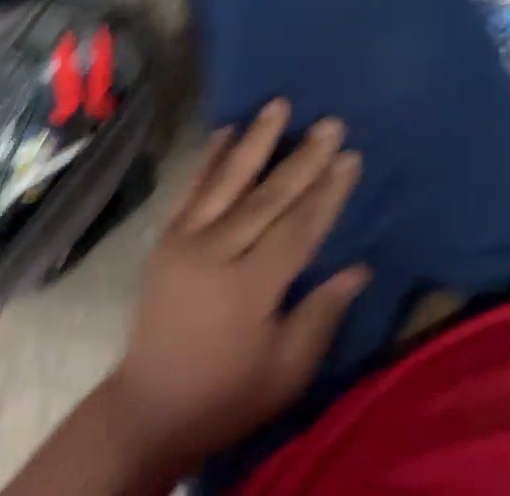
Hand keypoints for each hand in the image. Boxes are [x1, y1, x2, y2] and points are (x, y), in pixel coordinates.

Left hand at [105, 98, 367, 464]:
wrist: (151, 405)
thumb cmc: (228, 395)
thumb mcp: (286, 370)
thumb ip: (320, 314)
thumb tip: (358, 268)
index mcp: (250, 287)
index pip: (298, 228)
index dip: (327, 192)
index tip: (350, 158)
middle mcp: (216, 252)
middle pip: (268, 196)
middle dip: (303, 158)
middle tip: (330, 123)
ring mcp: (185, 241)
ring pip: (227, 181)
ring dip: (255, 141)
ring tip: (278, 105)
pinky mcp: (166, 240)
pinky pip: (190, 190)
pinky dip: (209, 159)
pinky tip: (225, 131)